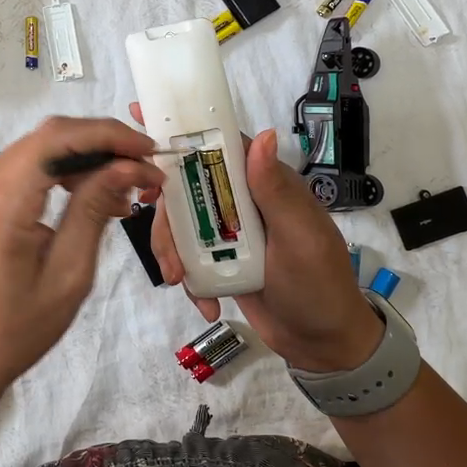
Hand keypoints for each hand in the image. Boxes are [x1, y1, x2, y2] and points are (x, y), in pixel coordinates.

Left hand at [0, 116, 163, 393]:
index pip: (58, 139)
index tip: (149, 150)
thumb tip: (127, 165)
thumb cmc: (19, 326)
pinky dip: (64, 171)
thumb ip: (94, 208)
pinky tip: (94, 195)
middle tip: (146, 171)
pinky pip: (29, 165)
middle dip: (103, 145)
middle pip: (50, 137)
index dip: (108, 135)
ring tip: (128, 190)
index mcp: (1, 200)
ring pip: (42, 147)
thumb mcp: (69, 272)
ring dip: (87, 158)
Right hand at [132, 104, 381, 372]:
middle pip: (185, 186)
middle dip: (165, 212)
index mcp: (263, 184)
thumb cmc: (319, 285)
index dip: (182, 132)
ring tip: (178, 278)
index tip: (142, 121)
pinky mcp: (219, 261)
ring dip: (171, 250)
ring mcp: (227, 232)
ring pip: (179, 224)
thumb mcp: (300, 237)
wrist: (324, 345)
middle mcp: (240, 201)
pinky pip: (187, 258)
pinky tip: (204, 302)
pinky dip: (187, 279)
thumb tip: (262, 134)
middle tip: (156, 231)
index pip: (220, 145)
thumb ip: (275, 190)